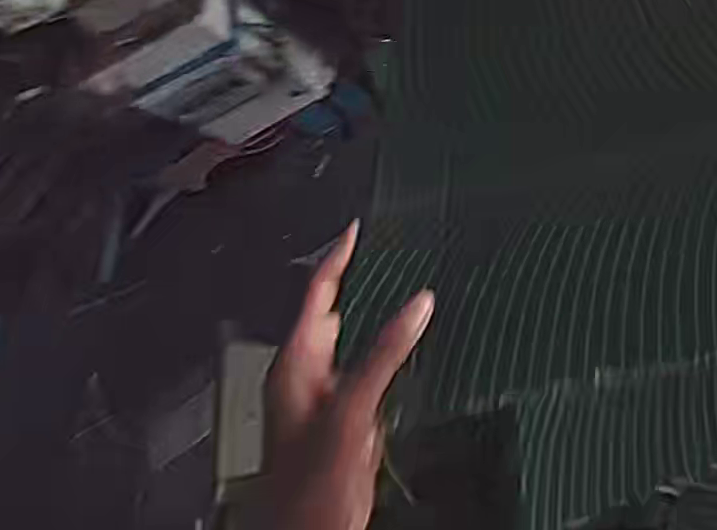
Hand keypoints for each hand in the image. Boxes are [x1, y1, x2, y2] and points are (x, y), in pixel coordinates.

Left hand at [262, 220, 434, 529]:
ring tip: (404, 281)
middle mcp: (307, 371)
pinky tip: (408, 339)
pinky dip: (388, 344)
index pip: (317, 290)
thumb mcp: (353, 409)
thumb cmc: (310, 489)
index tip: (356, 227)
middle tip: (388, 247)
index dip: (337, 254)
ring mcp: (325, 392)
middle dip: (361, 277)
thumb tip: (419, 302)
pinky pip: (369, 363)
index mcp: (296, 362)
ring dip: (378, 311)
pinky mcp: (345, 410)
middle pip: (336, 308)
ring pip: (355, 335)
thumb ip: (386, 352)